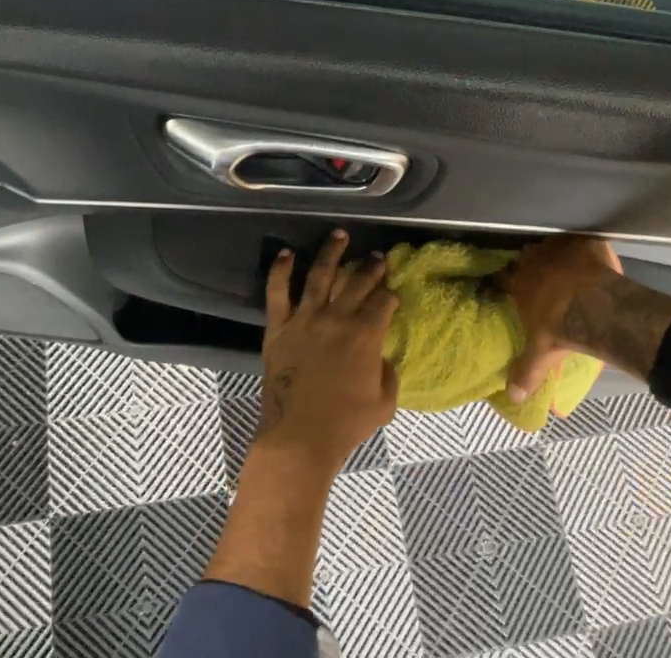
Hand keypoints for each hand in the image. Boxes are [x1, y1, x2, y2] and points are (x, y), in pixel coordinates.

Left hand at [255, 230, 400, 472]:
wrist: (300, 436)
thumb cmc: (346, 424)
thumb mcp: (385, 403)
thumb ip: (388, 374)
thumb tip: (381, 356)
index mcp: (365, 336)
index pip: (383, 302)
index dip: (391, 295)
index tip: (392, 293)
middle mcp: (337, 318)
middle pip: (357, 282)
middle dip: (371, 266)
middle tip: (377, 256)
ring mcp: (305, 319)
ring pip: (320, 274)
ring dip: (332, 252)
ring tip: (339, 234)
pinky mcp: (279, 326)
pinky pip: (277, 292)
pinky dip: (281, 270)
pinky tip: (287, 253)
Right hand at [502, 234, 670, 398]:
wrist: (599, 309)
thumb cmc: (563, 330)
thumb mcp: (541, 355)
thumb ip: (525, 373)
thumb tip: (512, 397)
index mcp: (519, 284)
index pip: (502, 277)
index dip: (504, 280)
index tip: (506, 285)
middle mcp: (533, 260)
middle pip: (525, 257)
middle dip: (530, 265)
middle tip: (540, 279)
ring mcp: (559, 248)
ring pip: (550, 246)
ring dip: (555, 255)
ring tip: (565, 267)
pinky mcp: (584, 242)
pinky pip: (580, 241)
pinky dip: (584, 248)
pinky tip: (591, 258)